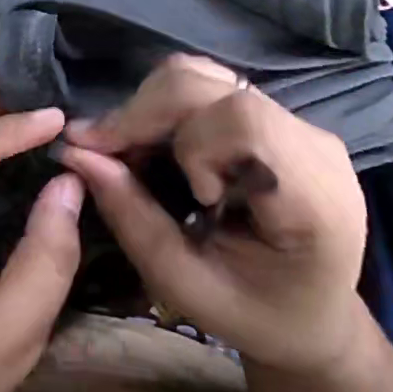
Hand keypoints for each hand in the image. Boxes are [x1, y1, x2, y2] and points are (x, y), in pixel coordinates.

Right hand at [59, 55, 370, 373]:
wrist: (312, 314)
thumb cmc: (256, 315)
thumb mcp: (188, 287)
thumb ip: (135, 220)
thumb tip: (78, 154)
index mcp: (314, 198)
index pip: (246, 122)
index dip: (192, 143)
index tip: (171, 189)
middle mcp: (313, 143)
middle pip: (216, 86)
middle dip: (147, 111)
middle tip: (102, 149)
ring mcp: (297, 123)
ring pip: (207, 76)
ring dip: (152, 105)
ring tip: (125, 146)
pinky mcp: (276, 116)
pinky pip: (211, 87)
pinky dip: (167, 105)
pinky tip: (151, 140)